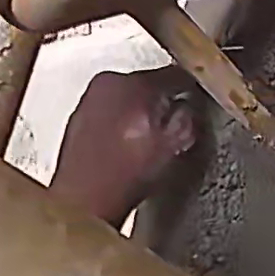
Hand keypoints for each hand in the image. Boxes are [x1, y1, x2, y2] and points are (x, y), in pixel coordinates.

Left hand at [49, 68, 199, 226]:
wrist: (84, 202)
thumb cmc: (123, 177)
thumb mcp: (175, 146)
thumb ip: (188, 117)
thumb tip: (189, 106)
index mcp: (133, 83)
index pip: (174, 73)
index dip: (192, 89)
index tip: (196, 101)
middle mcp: (107, 82)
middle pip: (149, 82)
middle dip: (163, 102)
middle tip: (171, 130)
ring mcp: (89, 98)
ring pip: (129, 96)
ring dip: (140, 111)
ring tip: (146, 142)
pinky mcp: (78, 116)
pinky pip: (111, 109)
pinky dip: (121, 121)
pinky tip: (126, 147)